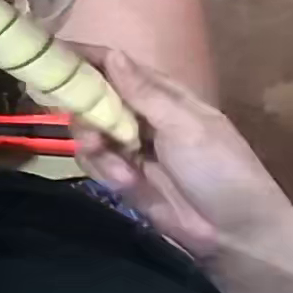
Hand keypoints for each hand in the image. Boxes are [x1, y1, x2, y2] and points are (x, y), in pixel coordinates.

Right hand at [72, 49, 292, 292]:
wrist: (239, 238)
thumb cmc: (224, 173)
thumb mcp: (186, 128)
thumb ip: (143, 92)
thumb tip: (111, 54)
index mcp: (160, 94)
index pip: (114, 65)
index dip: (84, 58)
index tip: (53, 56)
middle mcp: (137, 114)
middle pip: (90, 97)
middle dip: (84, 113)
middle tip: (90, 132)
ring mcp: (126, 145)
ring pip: (84, 130)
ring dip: (94, 147)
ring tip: (118, 168)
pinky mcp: (118, 174)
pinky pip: (91, 161)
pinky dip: (103, 170)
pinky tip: (125, 182)